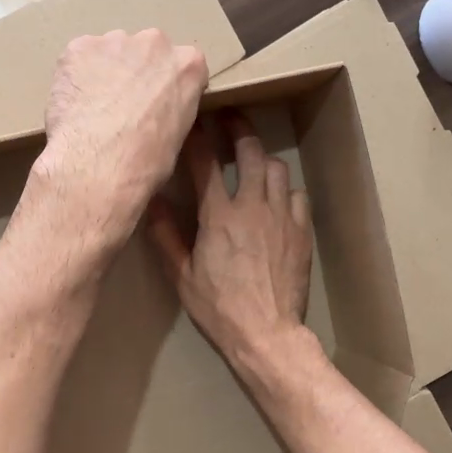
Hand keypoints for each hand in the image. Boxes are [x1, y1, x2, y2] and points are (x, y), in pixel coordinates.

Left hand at [36, 29, 208, 240]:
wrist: (98, 165)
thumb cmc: (146, 162)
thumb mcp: (177, 139)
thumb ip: (171, 112)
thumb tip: (156, 117)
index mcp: (189, 64)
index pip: (183, 66)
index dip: (166, 86)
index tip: (156, 104)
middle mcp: (155, 42)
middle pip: (145, 52)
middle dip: (136, 72)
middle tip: (122, 106)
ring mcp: (114, 41)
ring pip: (110, 52)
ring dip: (104, 72)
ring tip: (93, 108)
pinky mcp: (79, 47)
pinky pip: (78, 58)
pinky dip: (75, 75)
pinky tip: (72, 104)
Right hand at [148, 113, 313, 373]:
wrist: (267, 334)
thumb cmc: (218, 308)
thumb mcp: (182, 275)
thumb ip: (165, 235)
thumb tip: (149, 200)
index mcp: (218, 215)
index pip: (204, 161)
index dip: (196, 136)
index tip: (190, 121)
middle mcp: (253, 206)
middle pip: (250, 150)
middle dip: (238, 128)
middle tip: (230, 118)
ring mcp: (282, 216)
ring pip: (277, 168)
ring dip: (262, 158)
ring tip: (252, 160)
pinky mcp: (302, 231)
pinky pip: (297, 194)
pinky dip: (285, 189)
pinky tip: (276, 198)